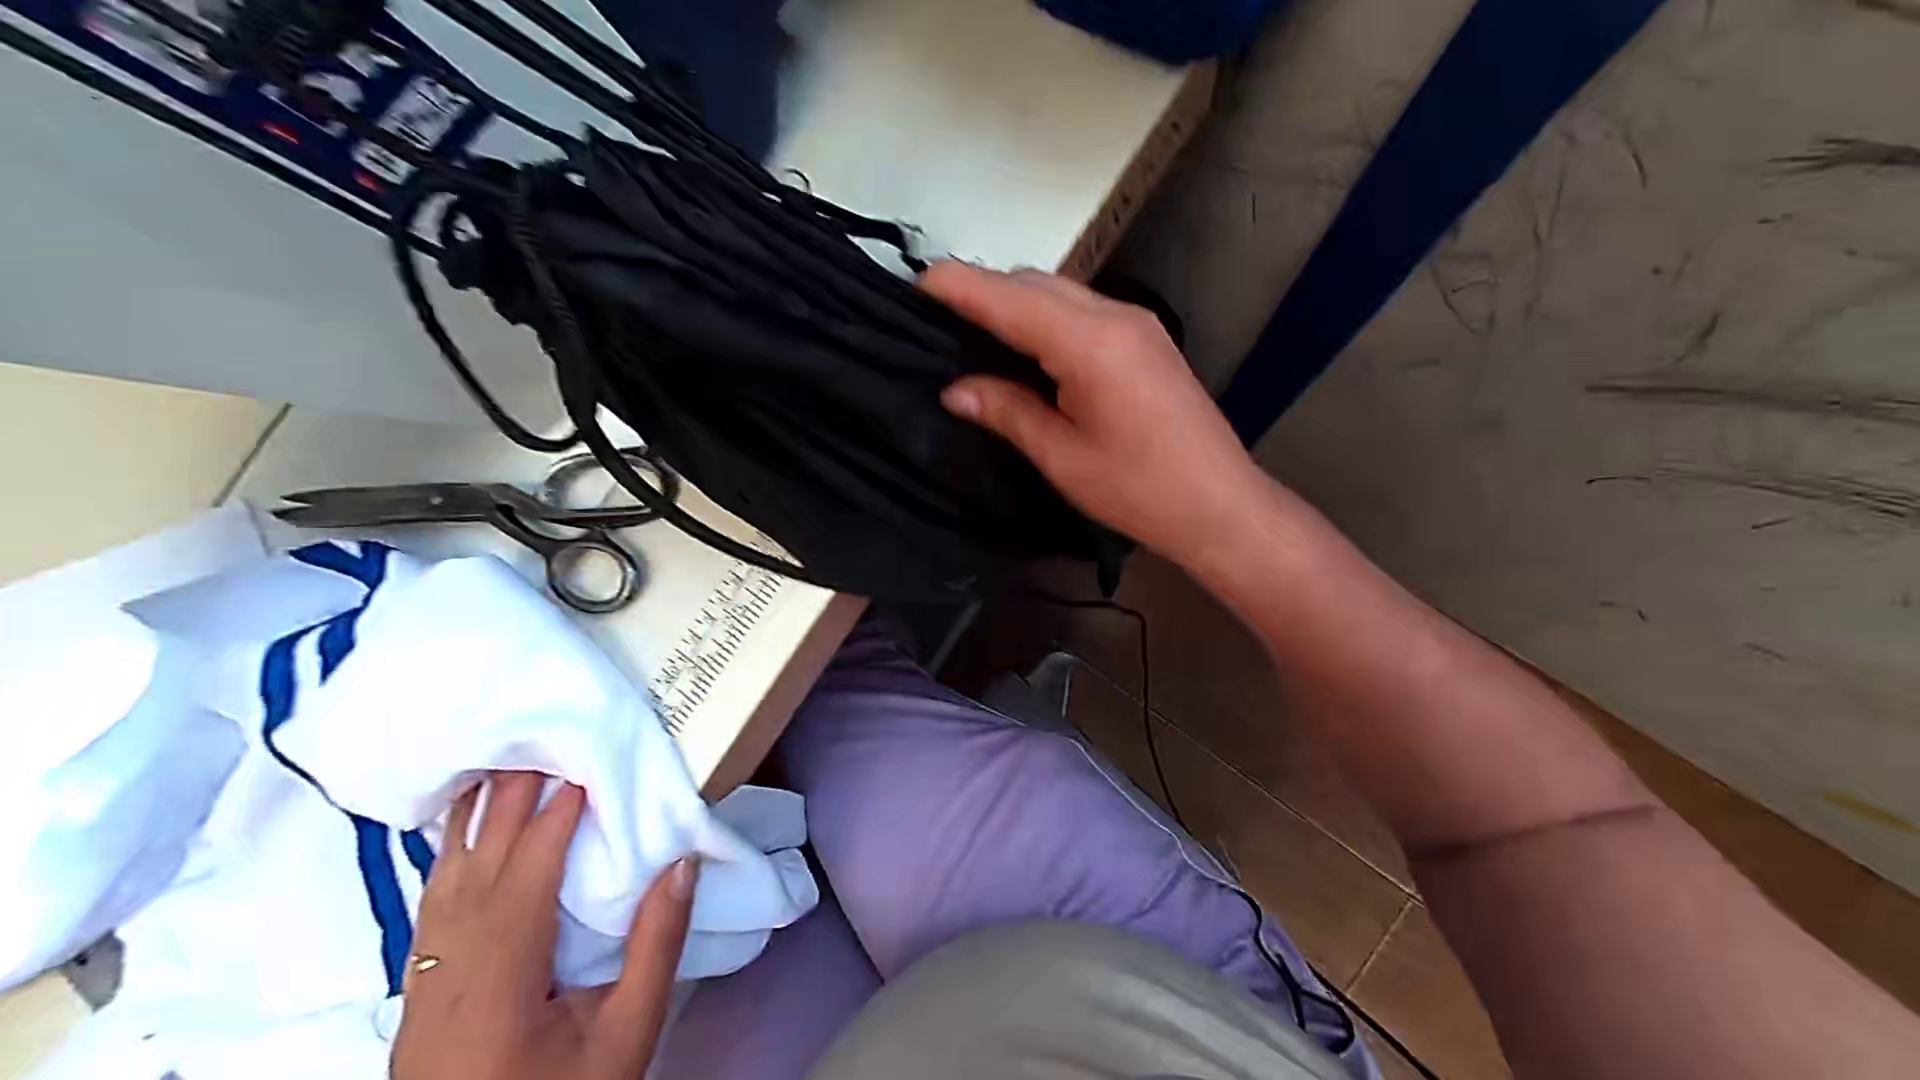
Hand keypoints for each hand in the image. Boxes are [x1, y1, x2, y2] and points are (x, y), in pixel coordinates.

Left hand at [391, 771, 697, 1079]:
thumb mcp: (628, 1037)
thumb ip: (656, 947)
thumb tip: (683, 862)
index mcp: (503, 979)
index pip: (529, 875)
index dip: (556, 817)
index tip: (585, 767)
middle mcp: (451, 969)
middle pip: (480, 863)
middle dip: (510, 798)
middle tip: (538, 741)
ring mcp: (424, 980)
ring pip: (446, 878)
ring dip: (474, 817)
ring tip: (497, 765)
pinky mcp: (416, 989)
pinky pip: (431, 902)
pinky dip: (448, 853)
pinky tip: (459, 830)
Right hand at [923, 262, 1274, 565]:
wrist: (1219, 504)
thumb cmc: (1140, 490)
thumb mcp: (1062, 456)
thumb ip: (1006, 411)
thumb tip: (956, 389)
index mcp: (1090, 344)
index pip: (1009, 298)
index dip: (959, 286)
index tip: (915, 285)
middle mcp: (1115, 316)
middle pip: (1033, 282)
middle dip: (982, 291)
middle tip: (937, 322)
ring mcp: (1136, 322)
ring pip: (1058, 291)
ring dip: (1013, 302)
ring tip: (973, 336)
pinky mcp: (1145, 337)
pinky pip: (1081, 309)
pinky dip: (1044, 317)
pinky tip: (1025, 350)